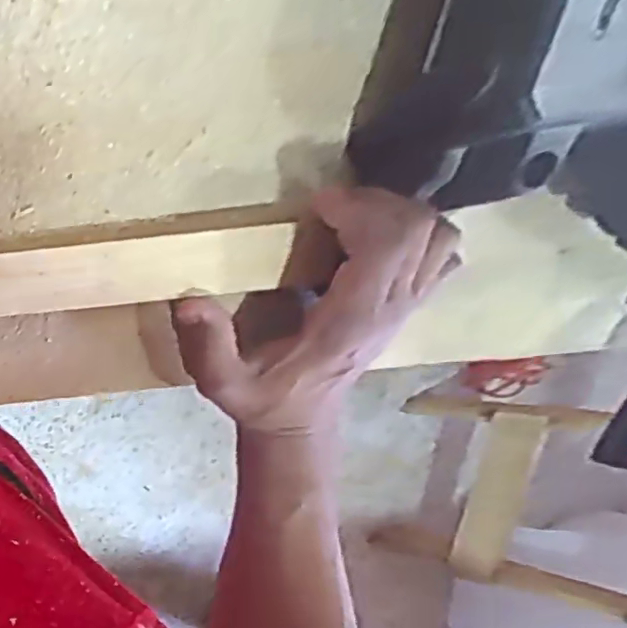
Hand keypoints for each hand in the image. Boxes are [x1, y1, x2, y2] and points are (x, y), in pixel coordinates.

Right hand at [171, 186, 460, 438]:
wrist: (298, 424)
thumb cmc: (261, 400)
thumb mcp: (222, 381)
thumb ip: (206, 343)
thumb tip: (187, 300)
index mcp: (350, 319)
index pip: (387, 243)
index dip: (357, 210)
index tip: (314, 205)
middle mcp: (390, 309)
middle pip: (418, 229)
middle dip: (375, 204)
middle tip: (329, 207)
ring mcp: (406, 307)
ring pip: (437, 235)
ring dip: (397, 214)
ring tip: (351, 218)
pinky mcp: (409, 306)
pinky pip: (439, 252)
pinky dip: (415, 232)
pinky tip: (375, 239)